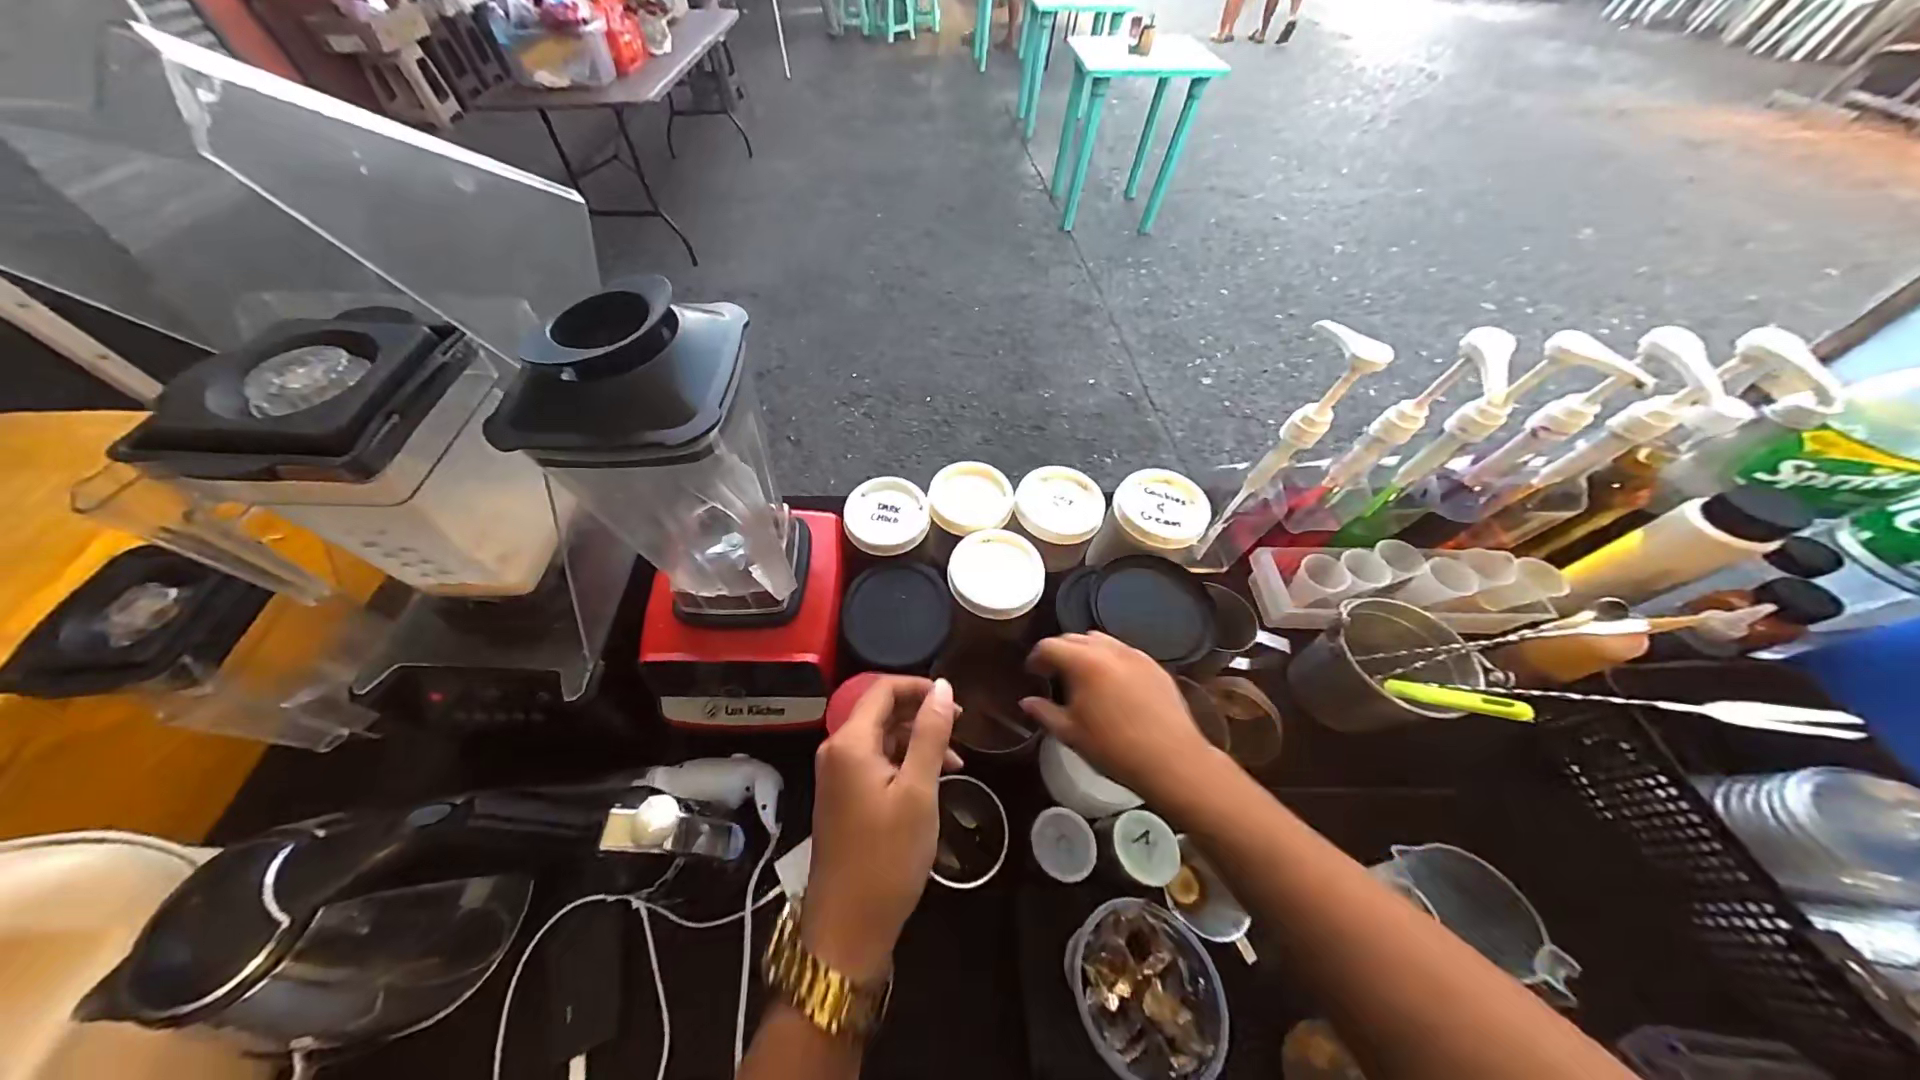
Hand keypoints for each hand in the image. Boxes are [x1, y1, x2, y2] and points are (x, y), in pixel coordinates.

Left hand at [803, 676, 955, 982]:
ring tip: (956, 762)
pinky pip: (875, 762)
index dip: (920, 687)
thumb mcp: (918, 791)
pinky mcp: (843, 797)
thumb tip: (943, 687)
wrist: (848, 926)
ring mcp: (837, 775)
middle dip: (921, 714)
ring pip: (881, 738)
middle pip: (880, 711)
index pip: (882, 689)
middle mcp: (836, 750)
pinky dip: (904, 762)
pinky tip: (932, 780)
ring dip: (917, 740)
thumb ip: (931, 734)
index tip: (955, 700)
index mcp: (849, 742)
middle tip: (961, 729)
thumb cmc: (887, 856)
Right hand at [1020, 632, 1221, 801]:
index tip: (1033, 673)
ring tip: (1083, 677)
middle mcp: (1109, 650)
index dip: (1036, 658)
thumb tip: (1027, 702)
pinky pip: (1125, 653)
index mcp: (1083, 662)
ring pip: (1102, 641)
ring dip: (1086, 652)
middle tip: (1053, 674)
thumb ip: (1044, 712)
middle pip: (1075, 638)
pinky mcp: (1155, 666)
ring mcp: (1136, 655)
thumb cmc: (1114, 749)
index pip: (1049, 646)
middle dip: (1060, 652)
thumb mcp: (1071, 733)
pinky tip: (1112, 685)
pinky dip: (1111, 660)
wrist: (1171, 760)